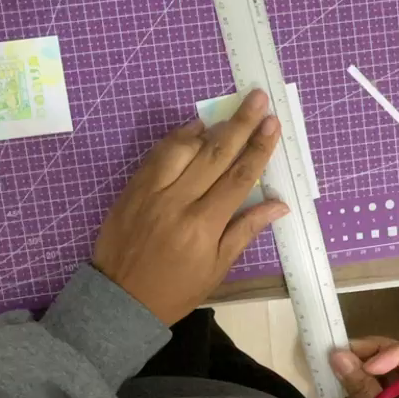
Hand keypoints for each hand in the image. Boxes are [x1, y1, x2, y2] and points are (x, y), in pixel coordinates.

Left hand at [93, 90, 287, 324]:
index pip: (238, 178)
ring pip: (183, 147)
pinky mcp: (131, 188)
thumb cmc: (176, 290)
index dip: (258, 148)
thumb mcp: (216, 268)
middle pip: (215, 154)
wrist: (120, 300)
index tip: (272, 124)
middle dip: (239, 123)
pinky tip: (193, 131)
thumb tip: (278, 204)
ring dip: (208, 127)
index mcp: (203, 226)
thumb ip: (245, 230)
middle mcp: (177, 202)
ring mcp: (150, 192)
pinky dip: (177, 139)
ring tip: (227, 115)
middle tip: (257, 98)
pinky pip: (157, 154)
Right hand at [331, 338, 398, 397]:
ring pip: (392, 376)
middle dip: (375, 356)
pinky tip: (344, 384)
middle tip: (343, 354)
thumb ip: (362, 387)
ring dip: (366, 370)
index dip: (395, 352)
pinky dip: (365, 387)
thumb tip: (337, 355)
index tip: (367, 364)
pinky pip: (384, 393)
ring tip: (339, 366)